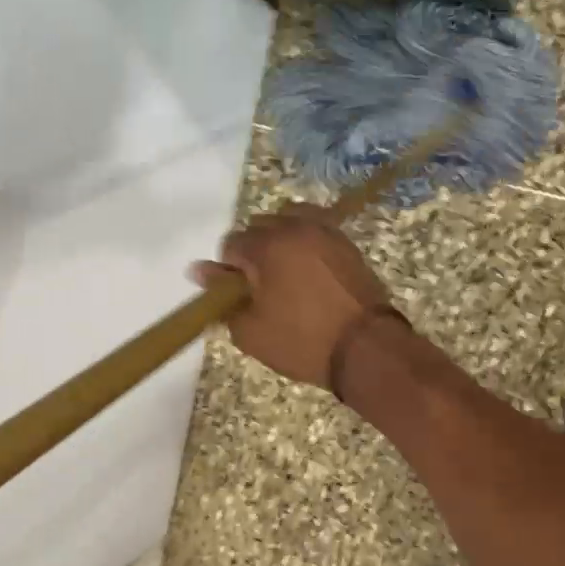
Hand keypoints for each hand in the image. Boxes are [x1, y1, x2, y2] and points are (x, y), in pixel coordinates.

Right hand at [190, 203, 393, 391]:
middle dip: (254, 251)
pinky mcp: (346, 241)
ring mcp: (326, 230)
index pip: (231, 243)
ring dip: (281, 238)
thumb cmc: (302, 341)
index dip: (230, 270)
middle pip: (260, 226)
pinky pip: (317, 226)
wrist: (365, 346)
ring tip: (286, 273)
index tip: (240, 295)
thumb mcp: (250, 329)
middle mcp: (296, 227)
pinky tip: (309, 267)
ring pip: (290, 219)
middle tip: (263, 287)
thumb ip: (222, 296)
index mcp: (267, 245)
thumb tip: (200, 270)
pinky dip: (306, 238)